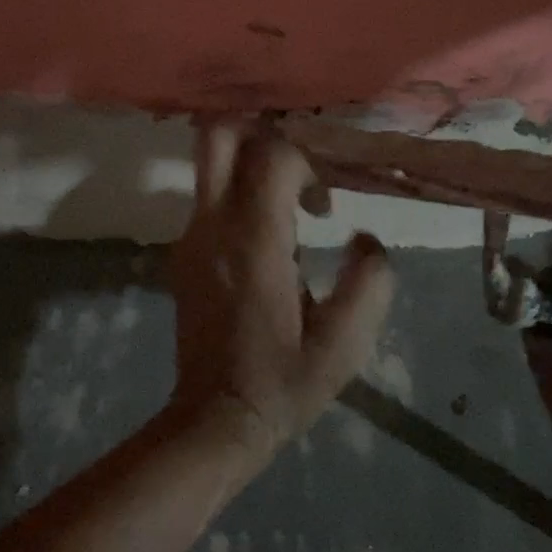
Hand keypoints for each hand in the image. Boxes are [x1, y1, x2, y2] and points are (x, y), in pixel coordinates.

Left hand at [168, 119, 395, 456]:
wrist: (215, 419)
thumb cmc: (284, 380)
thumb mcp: (345, 342)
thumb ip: (369, 280)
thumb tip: (366, 237)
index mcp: (256, 240)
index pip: (272, 154)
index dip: (307, 162)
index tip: (324, 205)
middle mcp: (214, 224)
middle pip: (217, 134)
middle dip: (259, 131)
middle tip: (294, 163)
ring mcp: (191, 235)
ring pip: (208, 161)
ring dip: (249, 162)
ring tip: (286, 201)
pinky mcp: (183, 251)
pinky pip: (208, 196)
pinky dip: (237, 193)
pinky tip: (265, 236)